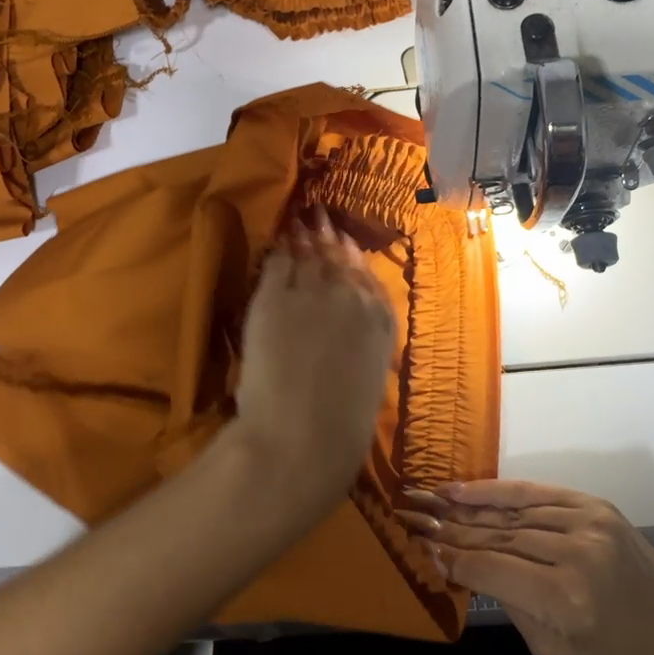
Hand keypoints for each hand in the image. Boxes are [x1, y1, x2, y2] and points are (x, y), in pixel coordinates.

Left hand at [231, 206, 396, 504]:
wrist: (300, 437)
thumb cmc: (341, 430)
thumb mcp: (368, 384)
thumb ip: (363, 350)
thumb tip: (353, 343)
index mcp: (380, 324)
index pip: (368, 281)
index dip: (355, 261)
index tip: (347, 245)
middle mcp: (351, 298)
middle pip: (338, 260)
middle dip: (329, 238)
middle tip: (320, 217)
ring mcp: (312, 291)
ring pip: (308, 254)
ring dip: (304, 237)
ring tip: (301, 220)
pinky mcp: (273, 295)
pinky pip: (276, 264)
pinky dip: (277, 252)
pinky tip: (276, 244)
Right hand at [398, 481, 653, 654]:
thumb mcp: (554, 651)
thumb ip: (509, 603)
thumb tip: (466, 567)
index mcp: (564, 596)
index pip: (491, 567)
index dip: (453, 557)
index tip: (420, 546)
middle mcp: (575, 550)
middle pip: (498, 533)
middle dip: (452, 526)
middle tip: (412, 513)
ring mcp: (590, 522)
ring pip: (515, 509)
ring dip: (470, 502)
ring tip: (433, 496)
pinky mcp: (599, 507)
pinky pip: (541, 493)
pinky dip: (504, 491)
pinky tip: (473, 489)